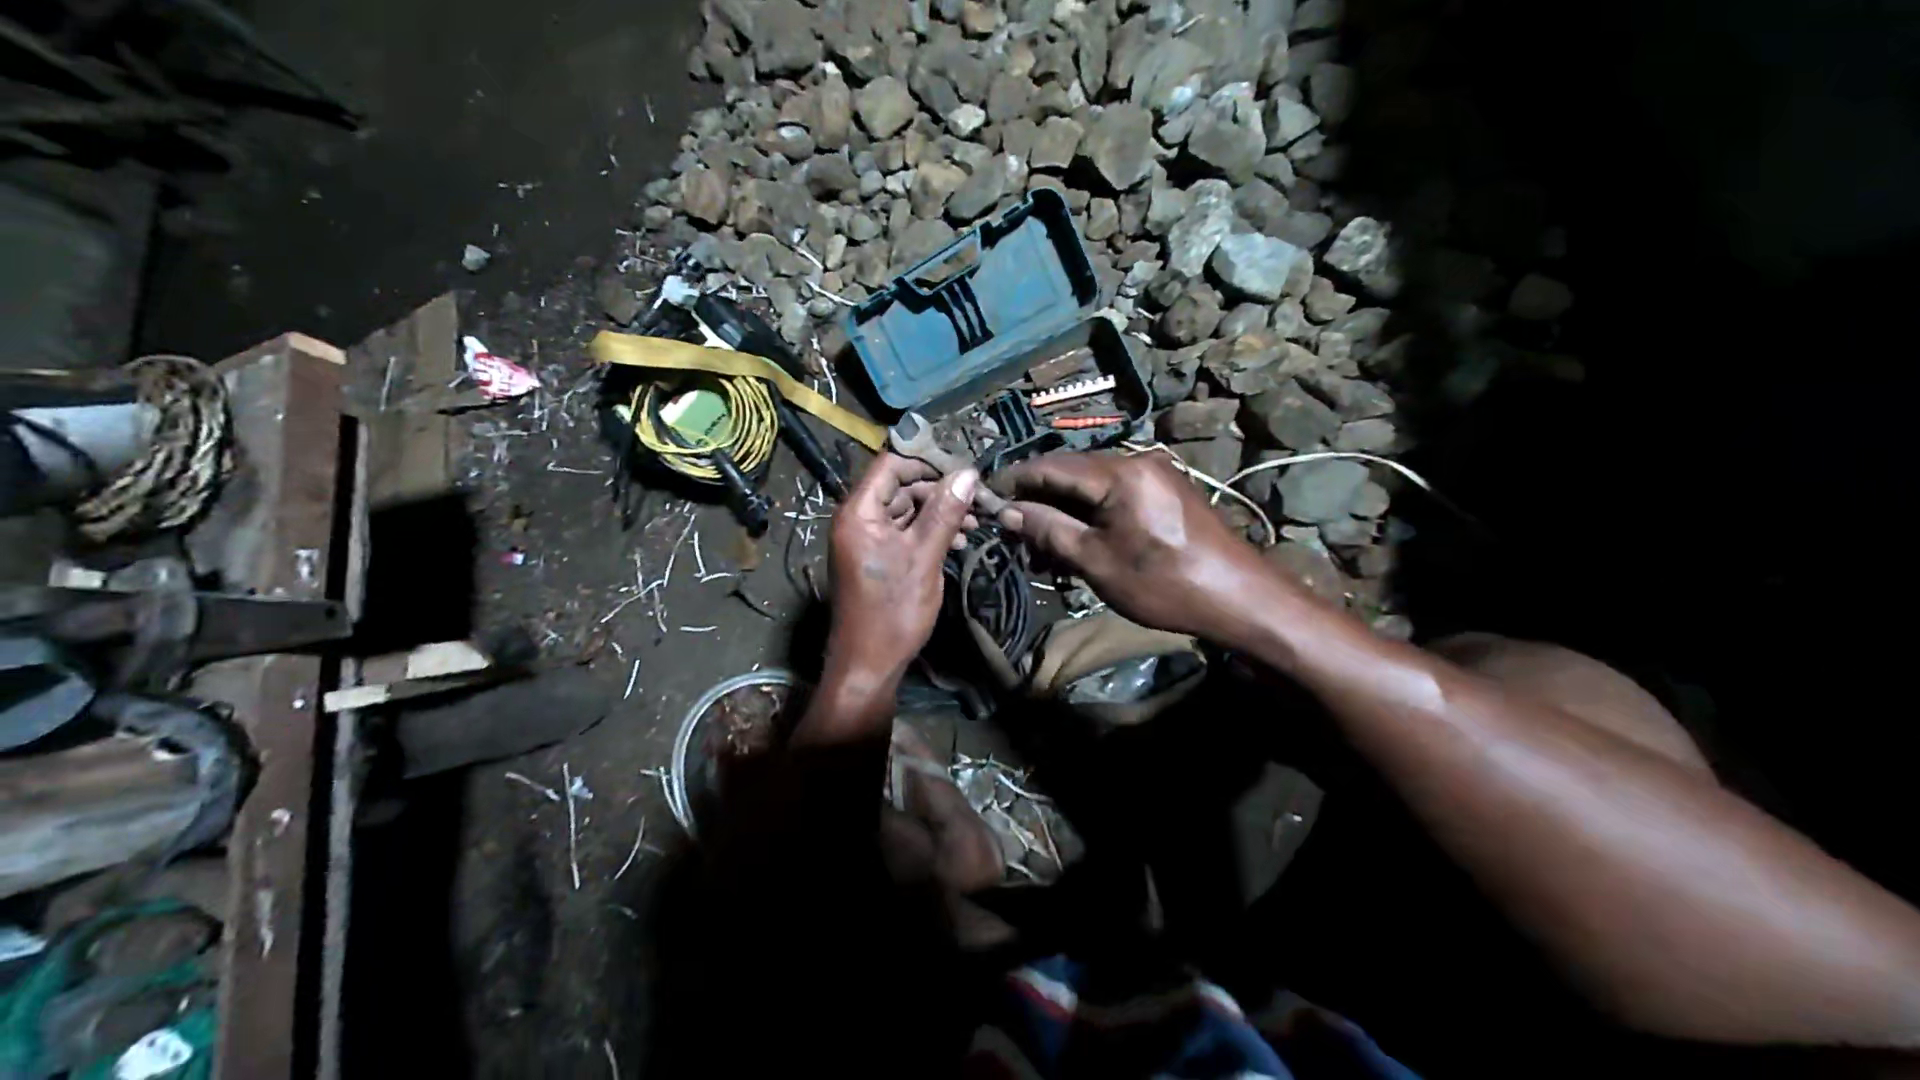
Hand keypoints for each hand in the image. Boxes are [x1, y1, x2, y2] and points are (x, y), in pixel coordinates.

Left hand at [825, 453, 976, 680]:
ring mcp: (866, 540)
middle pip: (900, 487)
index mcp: (859, 512)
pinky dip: (928, 533)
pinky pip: (904, 533)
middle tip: (977, 500)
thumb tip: (968, 473)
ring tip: (974, 523)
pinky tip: (957, 541)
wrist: (868, 664)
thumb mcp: (924, 557)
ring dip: (939, 513)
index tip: (962, 470)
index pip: (890, 465)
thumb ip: (945, 513)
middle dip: (939, 492)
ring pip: (906, 511)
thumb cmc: (893, 611)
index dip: (926, 462)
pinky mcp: (876, 558)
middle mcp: (857, 520)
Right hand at [994, 451, 1303, 641]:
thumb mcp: (1095, 560)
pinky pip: (1116, 496)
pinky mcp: (1166, 492)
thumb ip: (1048, 530)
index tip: (988, 501)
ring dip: (1065, 514)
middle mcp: (1137, 461)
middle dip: (1040, 503)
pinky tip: (1080, 544)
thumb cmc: (1162, 583)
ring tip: (1046, 553)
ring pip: (1092, 488)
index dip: (1015, 481)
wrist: (1239, 598)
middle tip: (1017, 536)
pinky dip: (1092, 516)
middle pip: (1071, 474)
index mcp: (1119, 473)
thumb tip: (1008, 511)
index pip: (1051, 465)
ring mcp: (1156, 475)